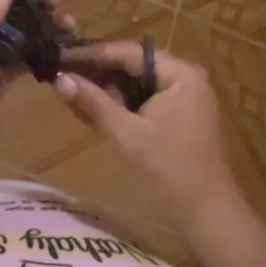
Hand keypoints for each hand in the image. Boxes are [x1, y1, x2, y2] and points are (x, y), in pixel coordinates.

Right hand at [56, 42, 236, 227]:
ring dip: (105, 88)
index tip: (61, 55)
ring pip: (135, 82)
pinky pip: (143, 98)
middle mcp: (184, 77)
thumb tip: (60, 78)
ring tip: (69, 89)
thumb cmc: (169, 170)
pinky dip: (120, 103)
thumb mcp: (127, 135)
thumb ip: (94, 102)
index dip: (92, 54)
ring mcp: (183, 96)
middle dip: (97, 72)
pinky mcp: (178, 114)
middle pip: (132, 65)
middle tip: (60, 73)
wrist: (206, 214)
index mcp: (180, 74)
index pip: (129, 53)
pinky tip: (91, 107)